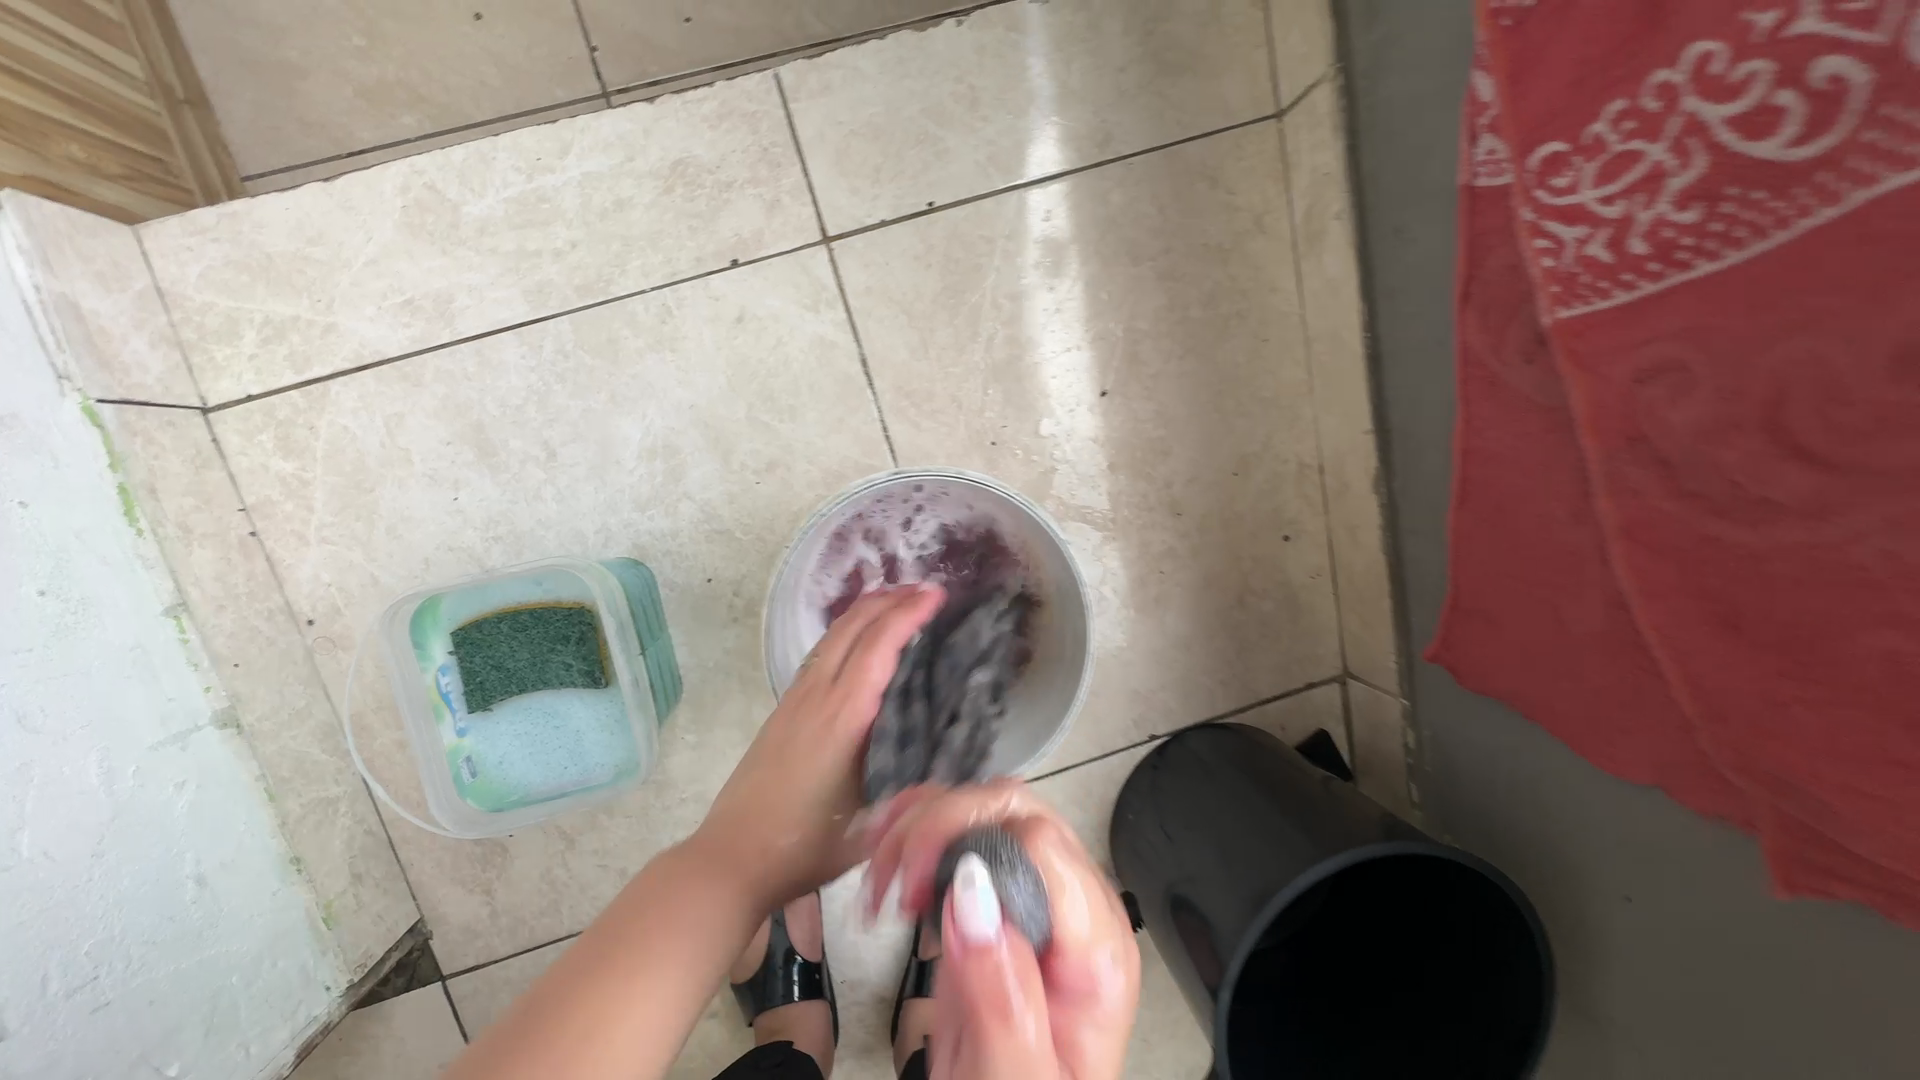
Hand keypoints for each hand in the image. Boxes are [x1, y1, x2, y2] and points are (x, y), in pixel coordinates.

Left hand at [694, 584, 944, 907]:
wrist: (730, 859)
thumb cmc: (804, 847)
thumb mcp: (872, 824)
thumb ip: (911, 788)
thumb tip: (954, 763)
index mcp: (842, 717)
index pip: (878, 646)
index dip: (908, 614)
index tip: (938, 595)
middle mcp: (815, 696)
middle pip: (851, 627)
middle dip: (889, 600)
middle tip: (926, 591)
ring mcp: (794, 701)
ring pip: (832, 638)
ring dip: (866, 613)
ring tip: (898, 605)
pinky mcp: (783, 712)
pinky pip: (820, 655)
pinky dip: (848, 634)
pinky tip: (860, 647)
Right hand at [864, 782, 1139, 1079]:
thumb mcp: (1013, 1079)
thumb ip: (1001, 995)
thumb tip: (972, 886)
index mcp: (1095, 948)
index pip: (1041, 844)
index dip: (971, 844)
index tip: (913, 889)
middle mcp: (1072, 906)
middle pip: (1013, 810)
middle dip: (938, 826)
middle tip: (889, 884)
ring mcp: (1034, 895)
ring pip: (983, 806)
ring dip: (918, 824)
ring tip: (876, 877)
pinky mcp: (996, 898)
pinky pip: (962, 832)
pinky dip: (915, 830)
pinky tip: (882, 855)